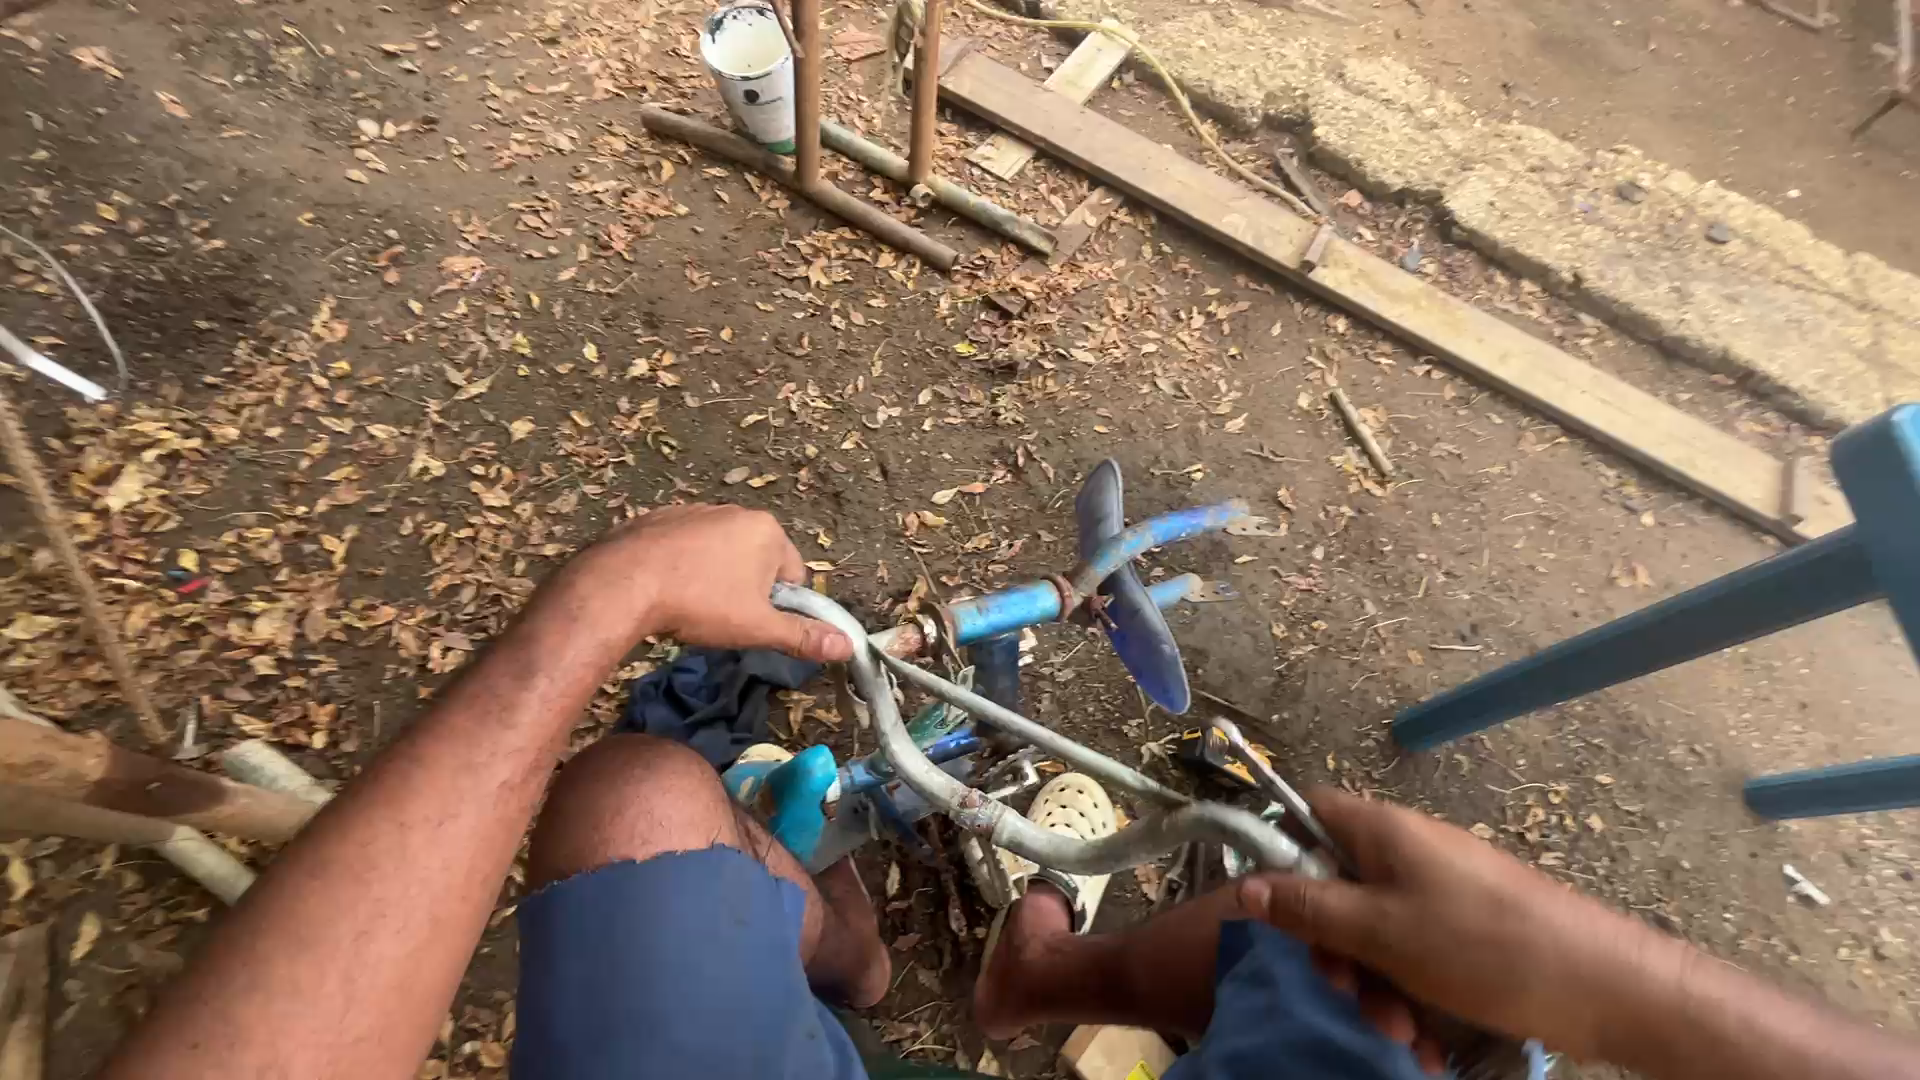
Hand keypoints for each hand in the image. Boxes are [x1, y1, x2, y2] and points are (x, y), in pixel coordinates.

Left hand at [545, 504, 851, 662]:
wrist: (620, 584)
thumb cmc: (699, 604)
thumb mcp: (757, 627)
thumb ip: (803, 636)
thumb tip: (848, 646)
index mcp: (768, 532)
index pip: (793, 576)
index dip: (776, 606)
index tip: (750, 623)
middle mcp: (736, 513)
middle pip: (757, 561)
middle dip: (745, 590)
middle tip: (720, 618)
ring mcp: (695, 511)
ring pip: (720, 554)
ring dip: (714, 578)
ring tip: (688, 606)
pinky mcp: (659, 517)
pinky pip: (685, 546)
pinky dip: (681, 565)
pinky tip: (664, 589)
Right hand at [1236, 789, 1684, 1060]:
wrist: (1614, 990)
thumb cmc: (1481, 946)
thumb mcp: (1379, 932)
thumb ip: (1306, 908)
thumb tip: (1241, 886)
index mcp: (1378, 829)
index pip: (1305, 809)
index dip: (1279, 844)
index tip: (1275, 900)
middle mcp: (1403, 849)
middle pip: (1335, 880)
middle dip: (1333, 943)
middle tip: (1345, 988)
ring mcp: (1438, 888)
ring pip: (1375, 926)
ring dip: (1376, 982)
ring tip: (1404, 1034)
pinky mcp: (1467, 927)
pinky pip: (1416, 950)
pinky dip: (1414, 992)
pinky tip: (1432, 1042)